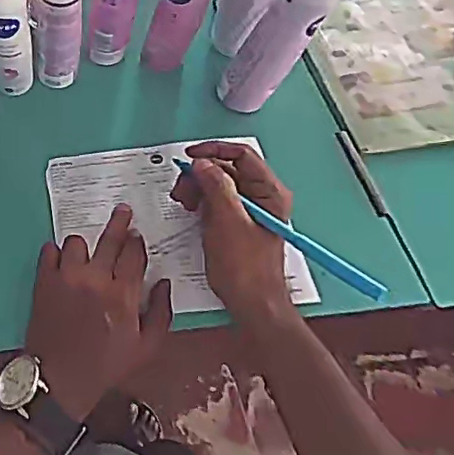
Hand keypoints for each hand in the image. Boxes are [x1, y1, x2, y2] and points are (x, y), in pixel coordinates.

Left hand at [25, 205, 172, 419]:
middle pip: (110, 239)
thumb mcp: (146, 348)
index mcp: (122, 294)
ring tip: (87, 256)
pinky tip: (62, 262)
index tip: (138, 236)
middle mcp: (95, 279)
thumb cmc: (106, 366)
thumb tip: (165, 284)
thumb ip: (161, 313)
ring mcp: (66, 277)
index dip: (138, 242)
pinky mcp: (44, 281)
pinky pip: (49, 251)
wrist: (60, 380)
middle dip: (120, 222)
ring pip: (77, 242)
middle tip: (123, 211)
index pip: (134, 254)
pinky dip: (56, 253)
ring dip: (85, 246)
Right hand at [169, 141, 297, 329]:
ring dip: (197, 187)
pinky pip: (215, 199)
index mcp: (269, 192)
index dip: (214, 151)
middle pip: (227, 168)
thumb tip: (203, 164)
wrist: (251, 303)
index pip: (242, 154)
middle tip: (183, 187)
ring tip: (185, 201)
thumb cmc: (246, 269)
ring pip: (218, 183)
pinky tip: (192, 210)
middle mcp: (262, 197)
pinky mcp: (236, 220)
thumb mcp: (228, 223)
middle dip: (201, 173)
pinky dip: (200, 200)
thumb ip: (216, 188)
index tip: (192, 156)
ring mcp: (249, 209)